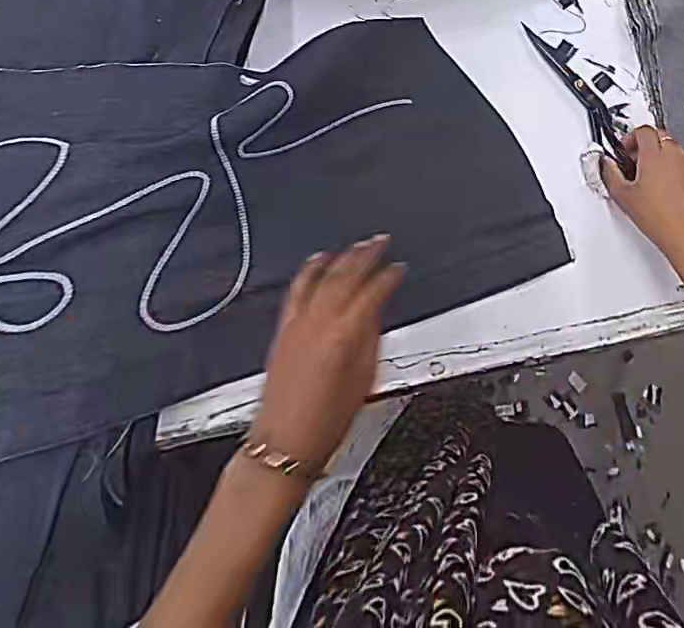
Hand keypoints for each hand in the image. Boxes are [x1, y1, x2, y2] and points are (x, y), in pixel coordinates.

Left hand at [250, 235, 401, 474]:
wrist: (286, 442)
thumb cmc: (325, 422)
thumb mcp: (365, 378)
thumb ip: (372, 337)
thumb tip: (377, 311)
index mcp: (346, 334)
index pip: (374, 291)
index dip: (390, 276)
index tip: (398, 268)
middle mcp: (320, 321)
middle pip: (348, 275)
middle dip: (367, 254)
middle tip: (381, 241)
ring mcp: (299, 322)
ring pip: (324, 275)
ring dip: (343, 256)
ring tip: (358, 244)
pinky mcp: (284, 327)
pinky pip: (298, 288)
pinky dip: (310, 269)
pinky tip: (318, 258)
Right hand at [601, 127, 683, 286]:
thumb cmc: (661, 219)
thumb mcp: (623, 196)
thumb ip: (610, 174)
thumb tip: (606, 165)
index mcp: (655, 155)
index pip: (643, 130)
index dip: (630, 137)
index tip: (624, 149)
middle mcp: (675, 156)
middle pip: (659, 135)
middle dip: (644, 144)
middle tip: (633, 159)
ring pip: (672, 150)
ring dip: (659, 156)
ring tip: (647, 176)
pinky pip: (683, 165)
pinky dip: (672, 170)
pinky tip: (663, 189)